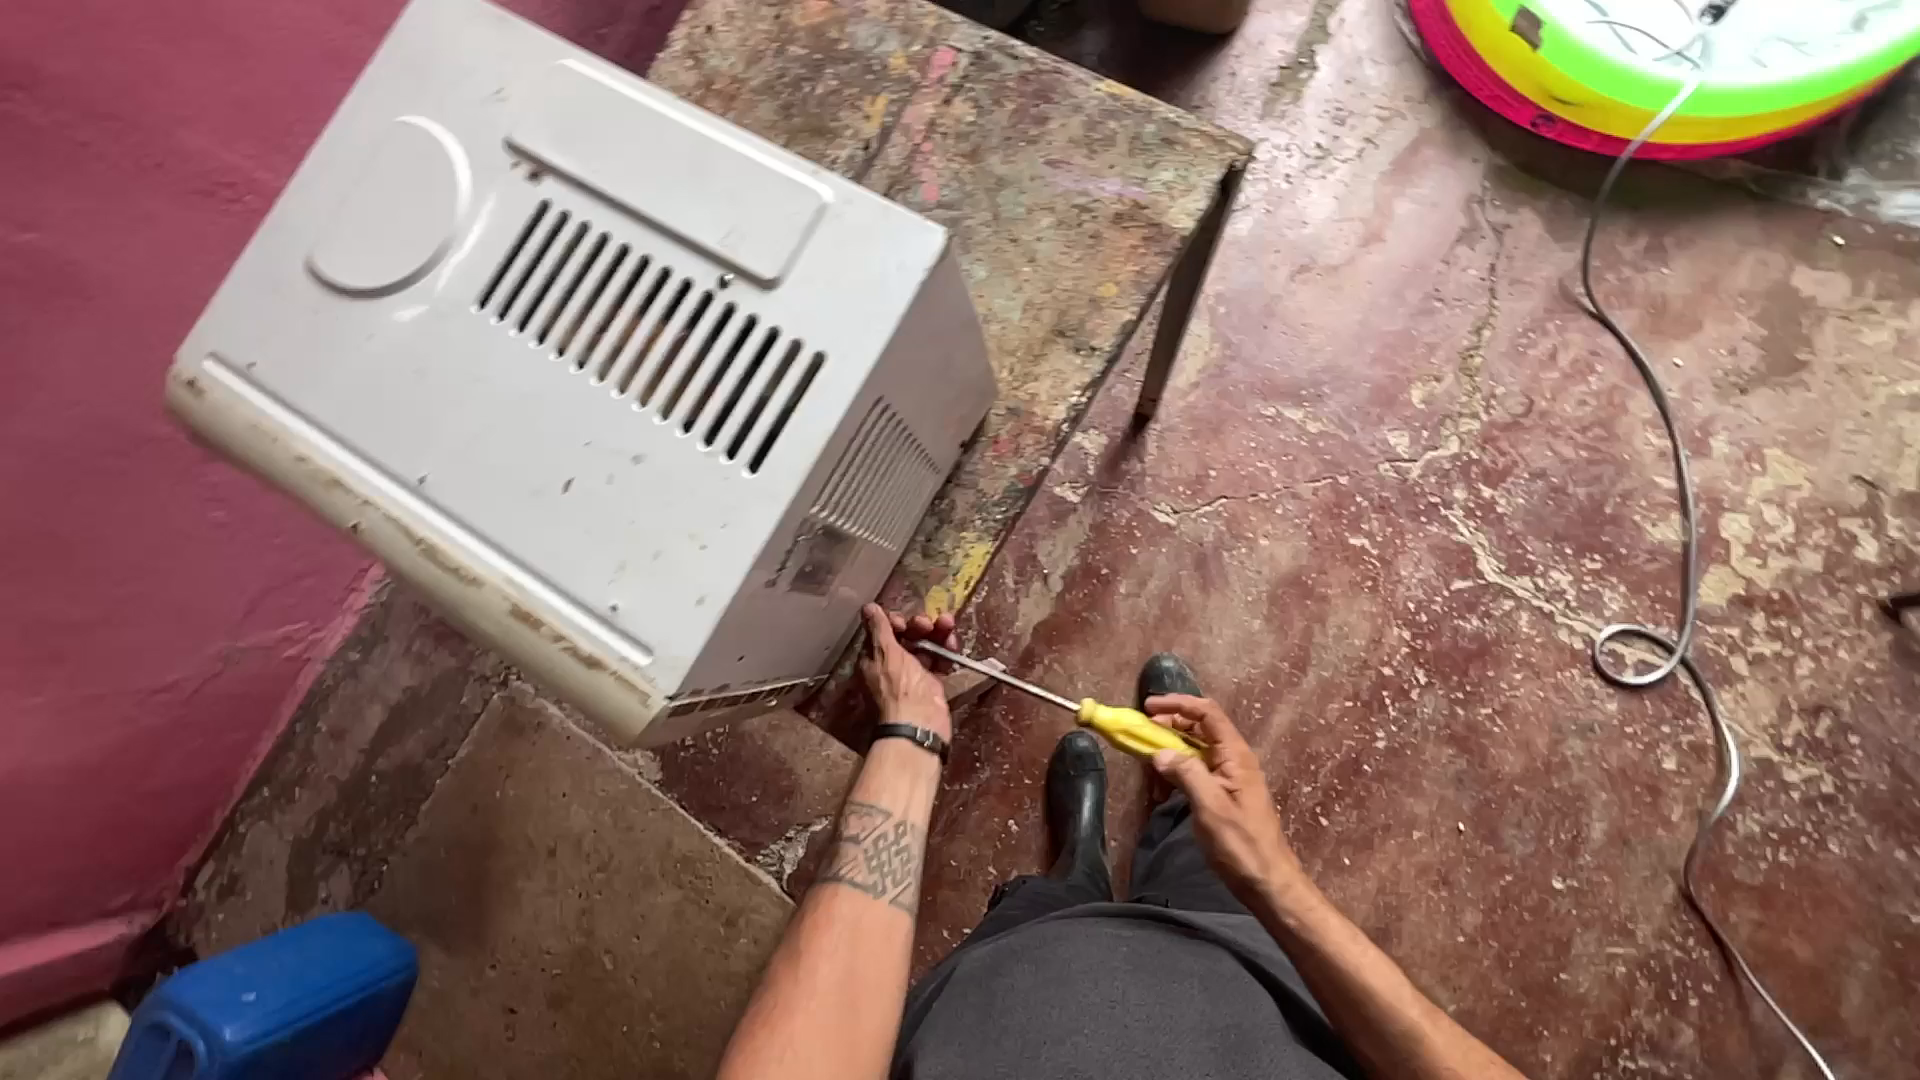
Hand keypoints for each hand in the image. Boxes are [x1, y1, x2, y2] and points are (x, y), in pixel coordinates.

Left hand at [858, 604, 956, 739]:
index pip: (882, 633)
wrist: (919, 725)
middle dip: (918, 626)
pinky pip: (938, 661)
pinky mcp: (930, 684)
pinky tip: (953, 643)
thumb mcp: (886, 653)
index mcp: (873, 659)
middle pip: (905, 637)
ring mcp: (912, 676)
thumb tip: (867, 607)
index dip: (894, 622)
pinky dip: (946, 651)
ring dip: (936, 633)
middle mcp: (891, 666)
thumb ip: (879, 628)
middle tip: (927, 624)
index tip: (903, 622)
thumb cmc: (899, 687)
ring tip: (948, 624)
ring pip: (925, 646)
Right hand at [1146, 695, 1304, 904]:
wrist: (1267, 882)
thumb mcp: (1210, 806)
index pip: (1207, 713)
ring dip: (1171, 749)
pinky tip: (1162, 785)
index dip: (1178, 704)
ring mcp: (1228, 776)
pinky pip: (1196, 769)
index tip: (1149, 707)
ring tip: (1148, 759)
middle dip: (1170, 724)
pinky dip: (1176, 770)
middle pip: (1200, 727)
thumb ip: (1186, 773)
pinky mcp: (1222, 793)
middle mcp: (1233, 759)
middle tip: (1143, 731)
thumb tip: (1159, 752)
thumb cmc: (1241, 844)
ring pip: (1195, 748)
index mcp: (1236, 755)